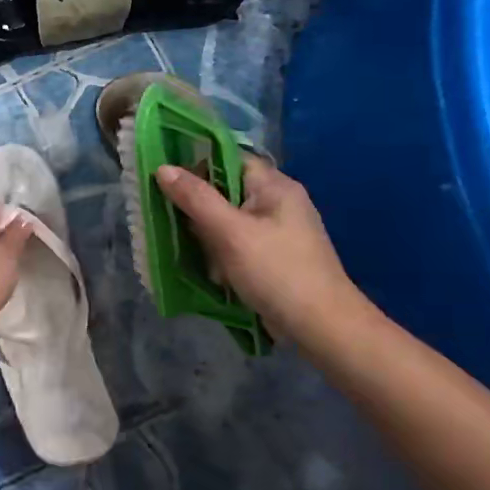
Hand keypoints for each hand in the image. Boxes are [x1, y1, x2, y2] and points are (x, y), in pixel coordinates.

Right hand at [155, 157, 367, 342]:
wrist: (325, 331)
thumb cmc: (277, 272)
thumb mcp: (229, 232)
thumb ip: (195, 197)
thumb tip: (163, 167)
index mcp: (275, 187)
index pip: (228, 158)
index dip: (196, 163)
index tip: (166, 177)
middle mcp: (278, 201)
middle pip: (224, 187)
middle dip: (196, 202)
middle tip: (172, 214)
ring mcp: (277, 229)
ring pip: (226, 214)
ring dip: (205, 228)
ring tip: (189, 244)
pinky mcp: (273, 252)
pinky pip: (235, 237)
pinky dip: (218, 246)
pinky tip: (209, 264)